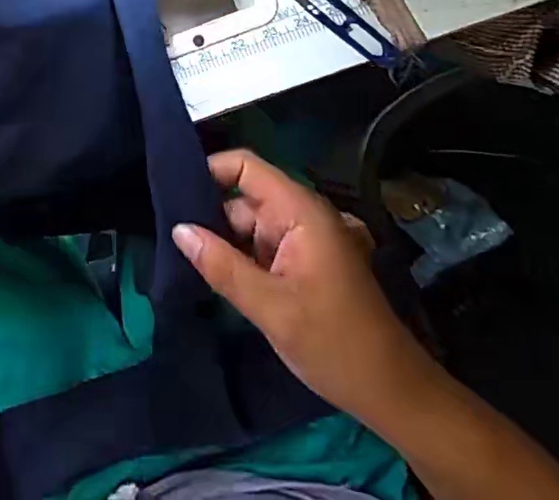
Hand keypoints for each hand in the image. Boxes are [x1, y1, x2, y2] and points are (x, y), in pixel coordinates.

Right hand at [171, 149, 429, 423]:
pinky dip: (238, 258)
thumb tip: (178, 229)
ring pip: (248, 225)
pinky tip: (211, 274)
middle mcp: (301, 215)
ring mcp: (302, 238)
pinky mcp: (301, 261)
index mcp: (300, 211)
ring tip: (182, 258)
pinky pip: (260, 247)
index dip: (209, 170)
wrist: (391, 391)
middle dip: (208, 214)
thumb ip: (222, 265)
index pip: (245, 166)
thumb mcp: (271, 307)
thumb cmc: (335, 344)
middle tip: (167, 236)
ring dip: (221, 240)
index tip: (171, 191)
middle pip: (242, 197)